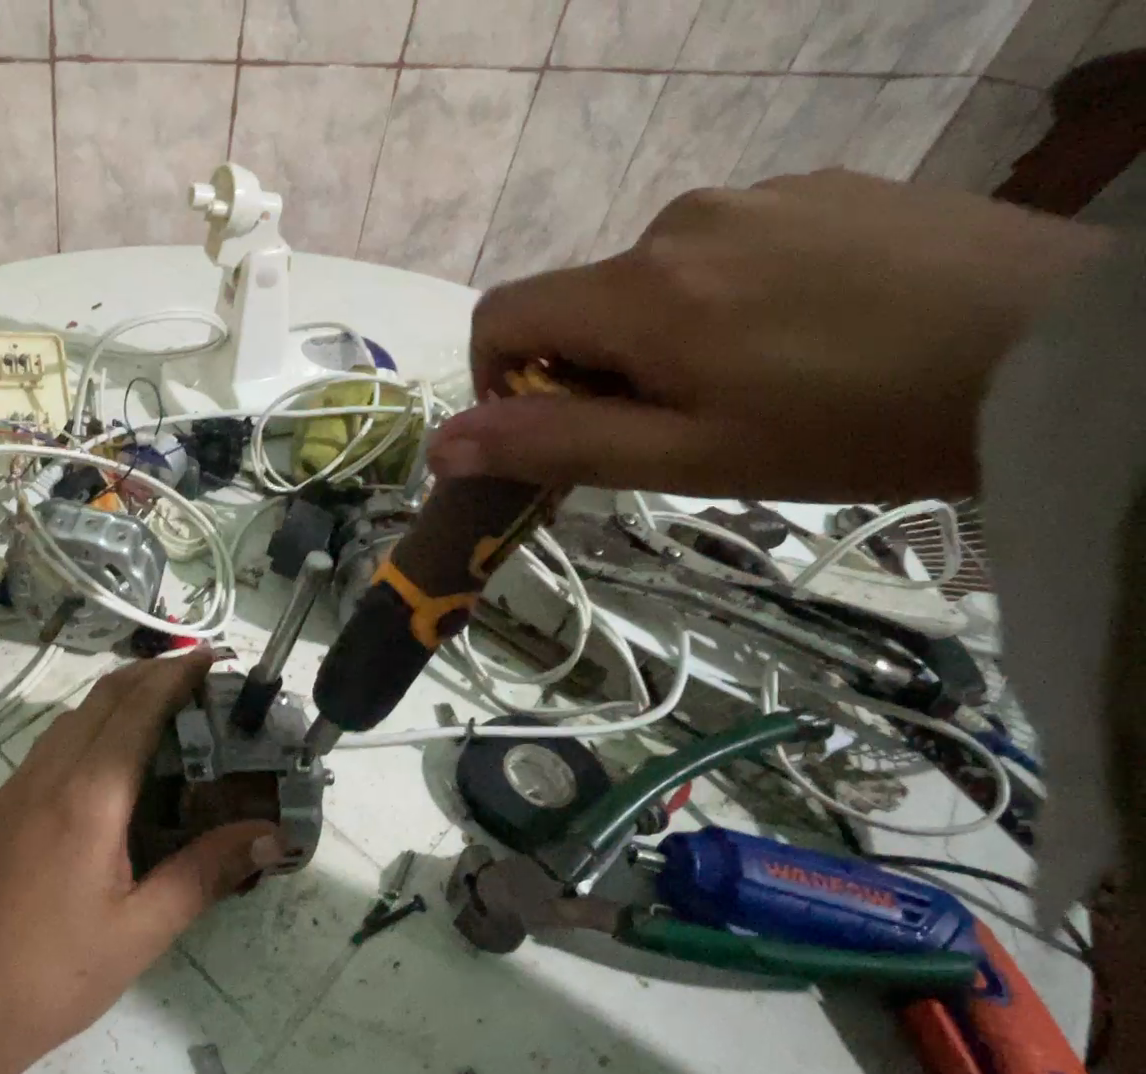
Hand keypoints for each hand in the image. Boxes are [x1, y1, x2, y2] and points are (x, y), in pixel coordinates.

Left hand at [0, 651, 278, 1073]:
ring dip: (115, 699)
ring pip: (70, 719)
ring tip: (161, 711)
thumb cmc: (52, 974)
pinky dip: (87, 728)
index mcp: (86, 797)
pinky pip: (48, 747)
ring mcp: (12, 790)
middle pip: (100, 699)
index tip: (210, 655)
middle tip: (197, 676)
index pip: (135, 709)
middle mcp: (45, 776)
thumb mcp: (141, 931)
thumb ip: (206, 873)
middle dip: (149, 674)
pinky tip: (106, 764)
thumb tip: (269, 835)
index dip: (174, 675)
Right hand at [431, 169, 1111, 499]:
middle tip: (676, 425)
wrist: (1062, 354)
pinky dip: (729, 294)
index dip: (498, 378)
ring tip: (755, 382)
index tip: (552, 426)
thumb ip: (553, 445)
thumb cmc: (849, 429)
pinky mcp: (821, 186)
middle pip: (581, 300)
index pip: (501, 315)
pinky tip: (809, 333)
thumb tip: (440, 446)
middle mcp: (680, 221)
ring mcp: (757, 195)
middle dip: (593, 366)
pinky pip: (728, 245)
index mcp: (639, 290)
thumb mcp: (685, 459)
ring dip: (664, 331)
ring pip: (655, 276)